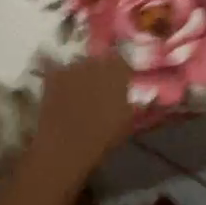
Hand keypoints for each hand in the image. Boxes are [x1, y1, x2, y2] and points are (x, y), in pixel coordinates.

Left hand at [29, 52, 134, 176]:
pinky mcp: (53, 75)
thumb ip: (139, 103)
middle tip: (100, 88)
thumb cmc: (103, 135)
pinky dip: (60, 79)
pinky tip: (61, 93)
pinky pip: (59, 72)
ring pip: (79, 65)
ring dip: (81, 74)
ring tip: (79, 93)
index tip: (121, 82)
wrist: (66, 145)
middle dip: (100, 70)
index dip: (121, 70)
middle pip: (100, 60)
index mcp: (118, 68)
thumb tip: (152, 95)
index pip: (122, 59)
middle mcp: (96, 60)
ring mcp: (72, 66)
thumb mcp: (128, 121)